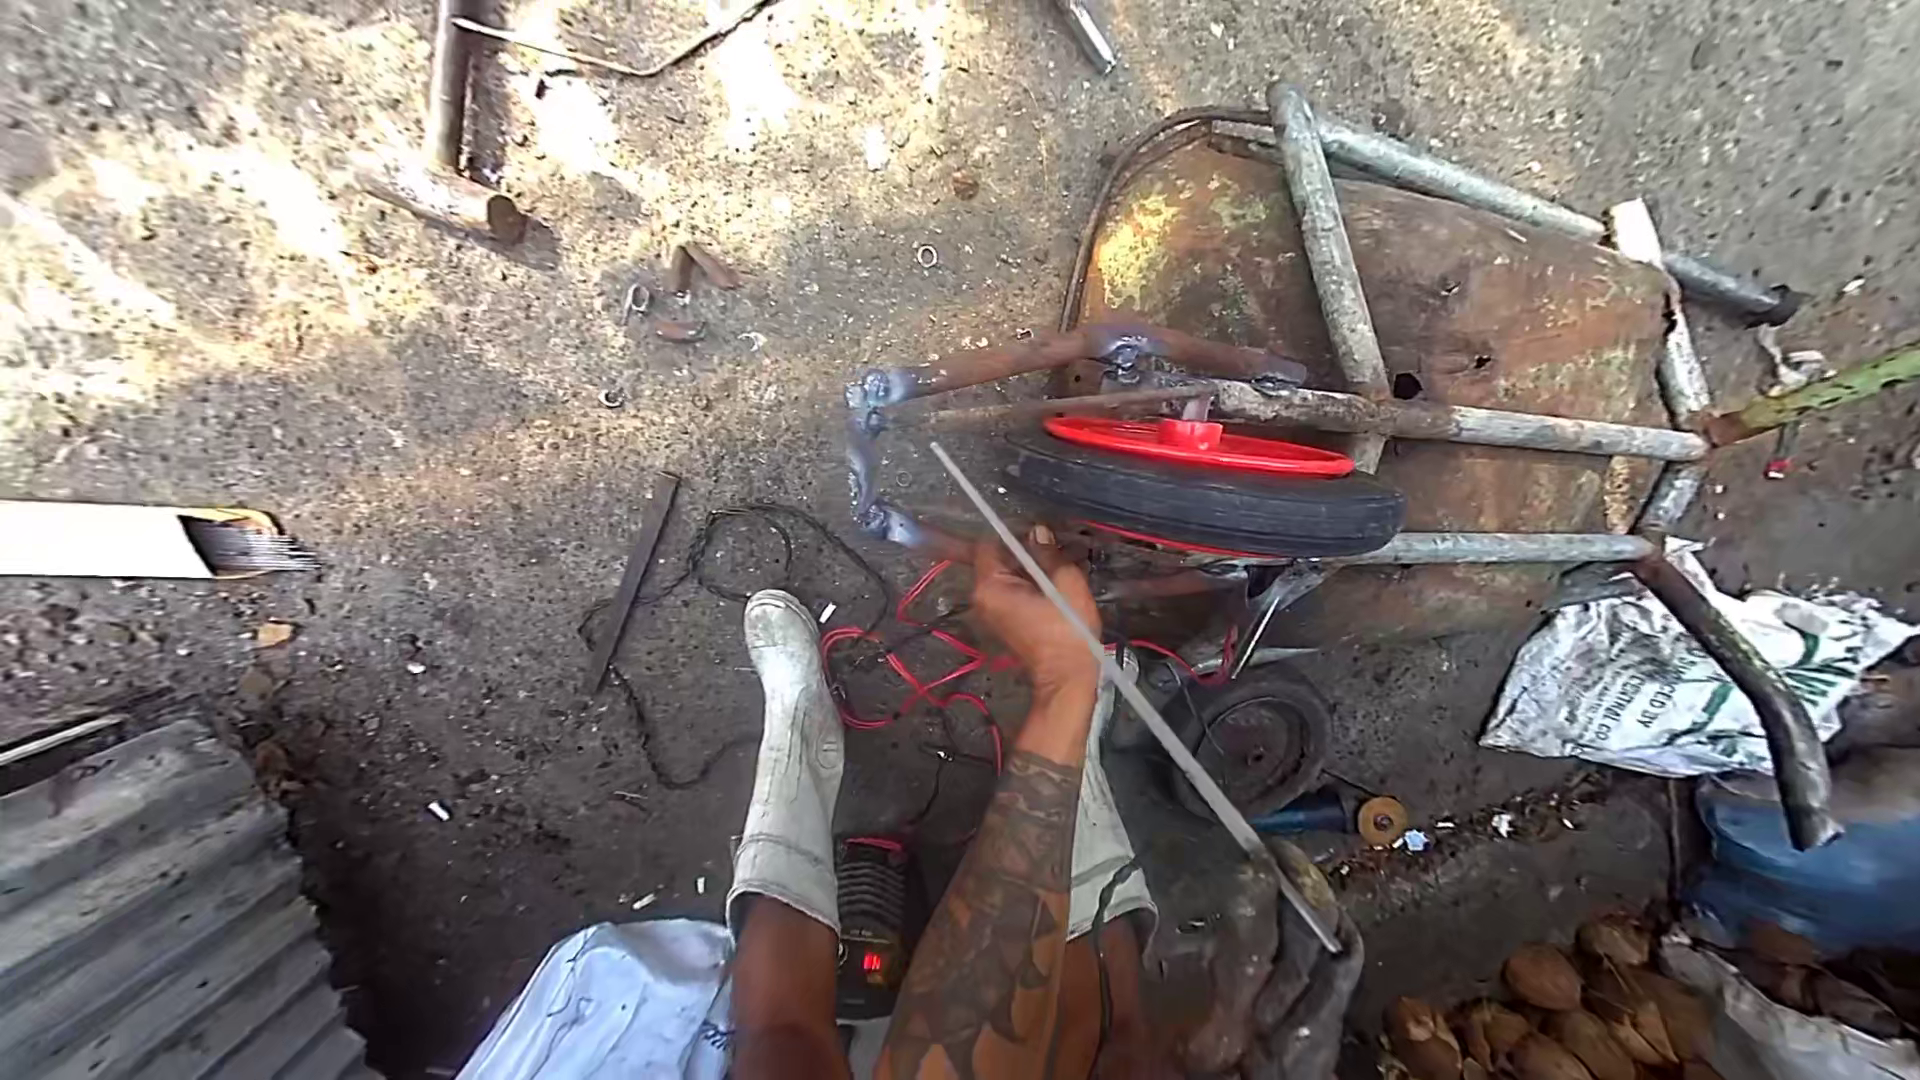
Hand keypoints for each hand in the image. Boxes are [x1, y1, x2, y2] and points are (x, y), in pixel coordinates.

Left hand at [969, 524, 1100, 699]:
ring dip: (1031, 565)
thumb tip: (1038, 531)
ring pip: (1008, 574)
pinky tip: (1056, 580)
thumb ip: (1049, 554)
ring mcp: (992, 610)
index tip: (1039, 530)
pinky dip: (1031, 582)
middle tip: (1056, 545)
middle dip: (1025, 549)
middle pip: (998, 558)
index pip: (989, 544)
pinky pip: (1013, 590)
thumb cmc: (1068, 631)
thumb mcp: (1066, 584)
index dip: (1013, 532)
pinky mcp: (1004, 619)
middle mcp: (982, 597)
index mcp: (990, 587)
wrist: (1067, 678)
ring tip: (1062, 560)